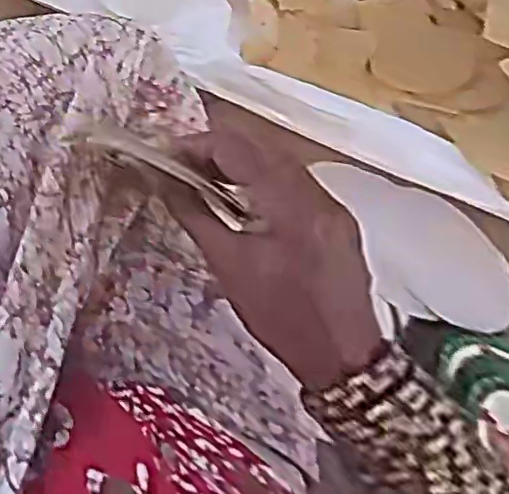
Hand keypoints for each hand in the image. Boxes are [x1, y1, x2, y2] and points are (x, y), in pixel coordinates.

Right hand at [162, 103, 379, 388]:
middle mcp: (315, 192)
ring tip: (201, 178)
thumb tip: (161, 178)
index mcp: (288, 201)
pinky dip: (258, 178)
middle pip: (257, 147)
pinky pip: (291, 180)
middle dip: (213, 149)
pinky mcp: (335, 218)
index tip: (165, 156)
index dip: (194, 145)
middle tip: (179, 164)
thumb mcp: (226, 262)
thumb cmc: (280, 314)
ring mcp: (330, 204)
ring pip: (275, 160)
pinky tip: (237, 196)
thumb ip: (192, 211)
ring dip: (236, 162)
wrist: (346, 363)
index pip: (234, 148)